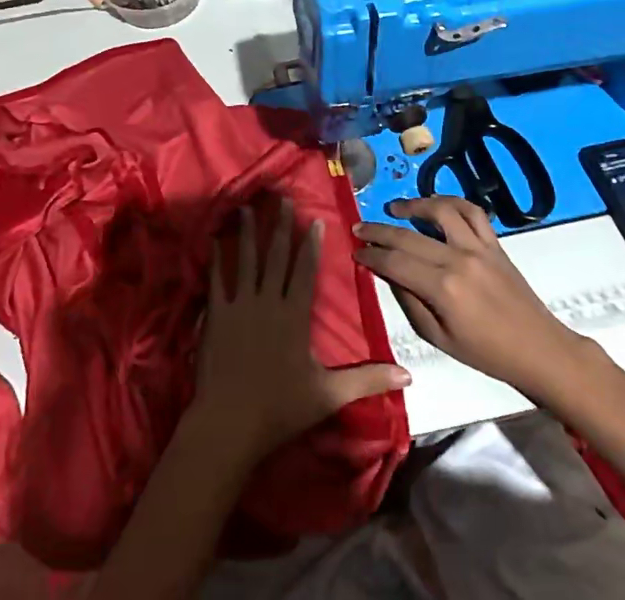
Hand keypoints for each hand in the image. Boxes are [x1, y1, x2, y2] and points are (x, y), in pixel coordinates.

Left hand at [193, 198, 410, 462]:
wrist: (228, 425)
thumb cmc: (280, 409)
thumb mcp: (330, 394)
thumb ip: (368, 380)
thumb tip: (409, 376)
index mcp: (295, 316)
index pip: (306, 271)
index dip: (311, 245)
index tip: (314, 220)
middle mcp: (268, 303)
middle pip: (276, 257)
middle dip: (280, 226)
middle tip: (281, 199)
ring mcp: (239, 307)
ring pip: (245, 261)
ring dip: (246, 233)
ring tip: (245, 208)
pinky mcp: (215, 317)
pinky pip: (216, 281)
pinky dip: (216, 259)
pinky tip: (214, 240)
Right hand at [353, 196, 592, 400]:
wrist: (535, 347)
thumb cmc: (484, 352)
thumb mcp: (437, 337)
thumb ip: (409, 302)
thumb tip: (388, 274)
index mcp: (442, 288)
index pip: (395, 262)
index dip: (371, 255)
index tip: (355, 251)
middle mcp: (458, 259)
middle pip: (410, 236)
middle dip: (380, 231)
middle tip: (360, 228)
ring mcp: (479, 246)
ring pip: (442, 211)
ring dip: (415, 205)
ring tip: (395, 208)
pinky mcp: (495, 243)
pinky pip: (472, 212)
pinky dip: (451, 202)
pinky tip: (436, 205)